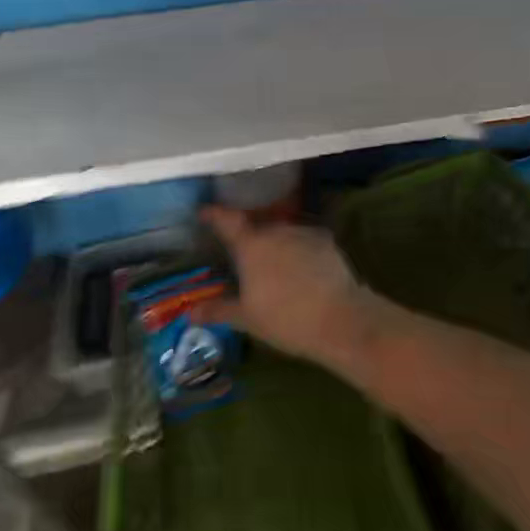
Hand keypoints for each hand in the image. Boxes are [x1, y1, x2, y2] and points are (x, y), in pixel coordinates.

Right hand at [198, 206, 378, 364]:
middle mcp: (276, 231)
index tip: (205, 212)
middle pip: (257, 228)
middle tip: (245, 258)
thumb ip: (218, 310)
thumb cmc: (285, 319)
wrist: (339, 318)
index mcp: (252, 246)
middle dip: (250, 238)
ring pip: (282, 233)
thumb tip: (190, 312)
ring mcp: (304, 233)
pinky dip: (298, 250)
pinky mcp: (327, 240)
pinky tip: (301, 269)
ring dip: (276, 244)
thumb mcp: (247, 319)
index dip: (214, 214)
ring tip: (275, 268)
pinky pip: (304, 240)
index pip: (227, 221)